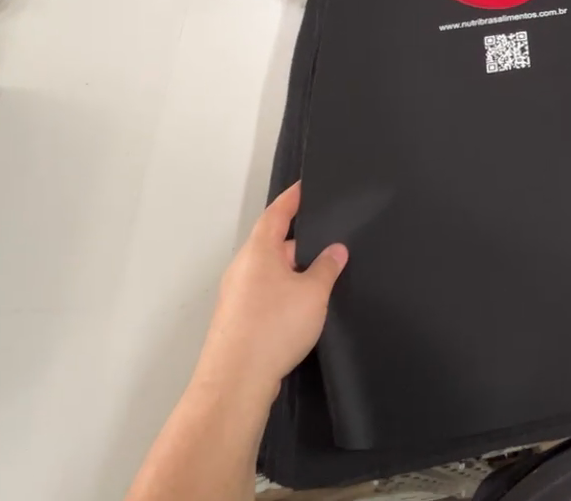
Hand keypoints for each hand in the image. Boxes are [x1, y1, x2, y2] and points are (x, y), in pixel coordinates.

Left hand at [198, 182, 347, 389]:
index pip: (276, 213)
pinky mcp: (238, 321)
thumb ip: (328, 266)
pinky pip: (266, 293)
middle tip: (331, 237)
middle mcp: (243, 269)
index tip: (306, 186)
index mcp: (258, 252)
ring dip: (294, 270)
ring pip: (271, 271)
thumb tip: (336, 250)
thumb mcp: (313, 291)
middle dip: (301, 241)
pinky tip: (305, 305)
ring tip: (325, 273)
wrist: (235, 383)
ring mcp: (237, 296)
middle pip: (274, 243)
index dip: (293, 198)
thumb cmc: (274, 326)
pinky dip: (285, 291)